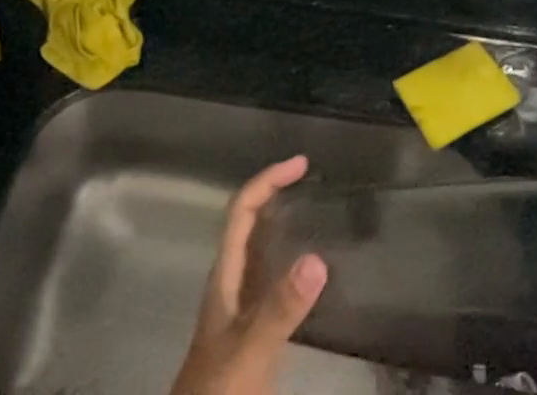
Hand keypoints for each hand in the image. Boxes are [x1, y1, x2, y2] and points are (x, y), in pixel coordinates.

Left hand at [171, 155, 328, 394]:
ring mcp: (241, 306)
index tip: (300, 164)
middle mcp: (232, 283)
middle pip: (249, 224)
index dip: (266, 182)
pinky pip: (273, 280)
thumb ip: (280, 308)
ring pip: (261, 250)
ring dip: (283, 225)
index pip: (241, 212)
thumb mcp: (251, 348)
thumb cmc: (218, 386)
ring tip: (318, 211)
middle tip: (313, 179)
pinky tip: (314, 273)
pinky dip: (292, 262)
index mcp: (225, 276)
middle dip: (276, 195)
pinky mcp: (254, 328)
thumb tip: (317, 258)